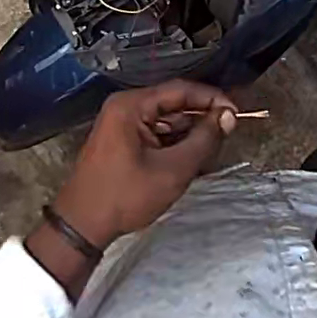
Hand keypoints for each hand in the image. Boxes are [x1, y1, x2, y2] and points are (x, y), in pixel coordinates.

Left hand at [51, 81, 237, 249]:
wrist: (81, 227)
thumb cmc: (125, 196)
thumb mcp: (173, 169)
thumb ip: (204, 139)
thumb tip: (228, 117)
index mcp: (132, 105)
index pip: (181, 89)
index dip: (212, 99)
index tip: (236, 113)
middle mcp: (126, 107)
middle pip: (174, 103)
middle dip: (202, 117)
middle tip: (229, 131)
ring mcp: (123, 124)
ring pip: (168, 119)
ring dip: (191, 132)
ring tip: (213, 147)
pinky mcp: (124, 140)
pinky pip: (157, 132)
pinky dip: (176, 142)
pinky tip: (194, 156)